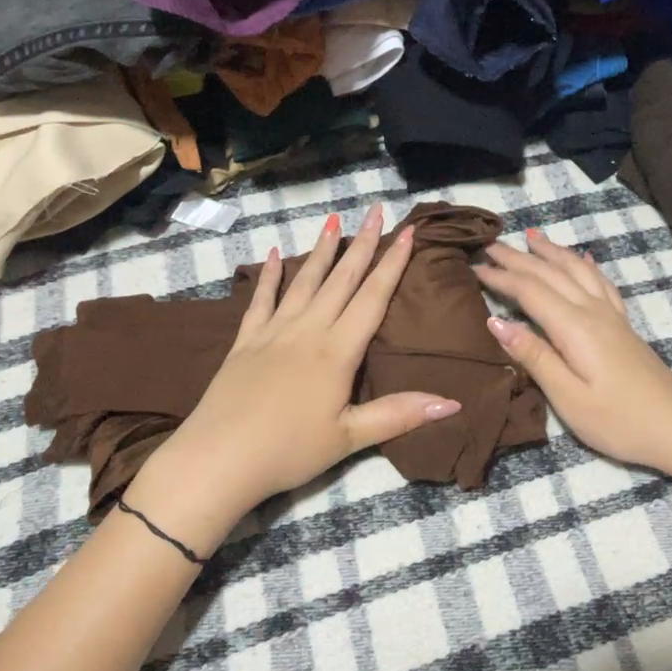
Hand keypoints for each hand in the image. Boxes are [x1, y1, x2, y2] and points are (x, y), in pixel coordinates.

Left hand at [126, 204, 461, 544]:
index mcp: (337, 351)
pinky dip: (268, 276)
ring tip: (334, 221)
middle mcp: (308, 330)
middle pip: (341, 279)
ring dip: (321, 251)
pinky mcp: (245, 341)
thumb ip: (399, 415)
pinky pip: (261, 300)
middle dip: (362, 244)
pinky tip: (272, 255)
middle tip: (376, 211)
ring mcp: (273, 332)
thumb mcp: (349, 438)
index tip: (407, 232)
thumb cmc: (289, 451)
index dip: (392, 264)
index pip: (372, 298)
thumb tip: (453, 401)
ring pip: (304, 281)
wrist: (217, 459)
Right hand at [473, 229, 671, 473]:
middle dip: (519, 258)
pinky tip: (582, 259)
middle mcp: (592, 311)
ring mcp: (611, 315)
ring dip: (552, 252)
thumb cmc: (618, 420)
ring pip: (577, 270)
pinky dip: (586, 266)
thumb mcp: (568, 397)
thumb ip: (534, 356)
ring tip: (532, 237)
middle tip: (490, 245)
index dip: (501, 277)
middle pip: (551, 274)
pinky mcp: (623, 325)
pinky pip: (601, 283)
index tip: (474, 267)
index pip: (529, 291)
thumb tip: (497, 322)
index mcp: (574, 327)